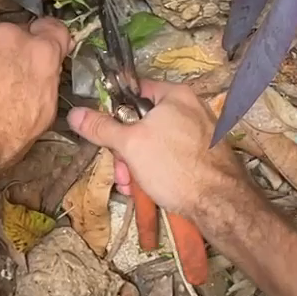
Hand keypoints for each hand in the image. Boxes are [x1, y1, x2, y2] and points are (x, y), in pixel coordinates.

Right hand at [67, 80, 251, 224]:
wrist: (221, 204)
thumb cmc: (175, 166)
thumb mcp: (129, 145)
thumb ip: (101, 127)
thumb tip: (75, 113)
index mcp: (175, 95)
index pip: (135, 91)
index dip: (114, 110)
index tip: (104, 131)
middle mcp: (191, 109)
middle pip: (143, 122)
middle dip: (125, 150)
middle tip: (121, 169)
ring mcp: (200, 134)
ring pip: (155, 144)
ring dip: (136, 166)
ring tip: (132, 186)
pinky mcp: (204, 157)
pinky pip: (171, 158)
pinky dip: (156, 172)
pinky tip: (147, 190)